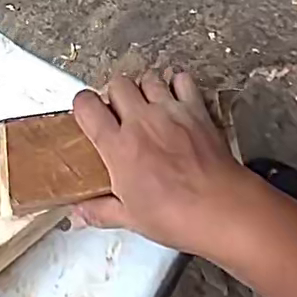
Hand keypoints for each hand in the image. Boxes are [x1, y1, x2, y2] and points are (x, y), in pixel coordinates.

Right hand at [70, 72, 258, 258]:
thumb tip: (78, 213)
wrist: (218, 205)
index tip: (86, 111)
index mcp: (119, 146)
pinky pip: (182, 80)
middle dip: (116, 94)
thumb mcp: (129, 218)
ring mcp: (170, 111)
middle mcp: (142, 121)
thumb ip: (99, 210)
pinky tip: (175, 98)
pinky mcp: (195, 109)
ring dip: (144, 88)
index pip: (88, 107)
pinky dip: (177, 84)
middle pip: (119, 84)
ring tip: (147, 104)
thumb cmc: (175, 214)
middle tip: (120, 111)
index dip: (83, 104)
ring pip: (149, 78)